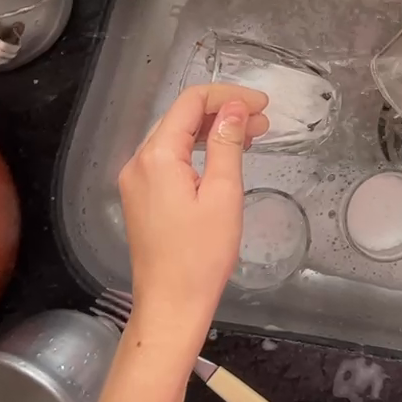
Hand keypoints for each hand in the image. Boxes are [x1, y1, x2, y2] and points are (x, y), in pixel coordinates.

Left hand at [118, 84, 270, 336]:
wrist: (171, 305)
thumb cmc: (201, 254)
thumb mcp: (223, 192)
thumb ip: (226, 143)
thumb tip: (234, 107)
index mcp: (156, 157)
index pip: (190, 102)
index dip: (228, 95)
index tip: (262, 105)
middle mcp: (139, 162)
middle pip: (182, 116)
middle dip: (224, 110)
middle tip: (264, 122)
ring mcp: (137, 180)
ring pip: (177, 135)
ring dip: (214, 129)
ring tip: (253, 135)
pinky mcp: (143, 196)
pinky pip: (171, 157)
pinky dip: (199, 148)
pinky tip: (225, 155)